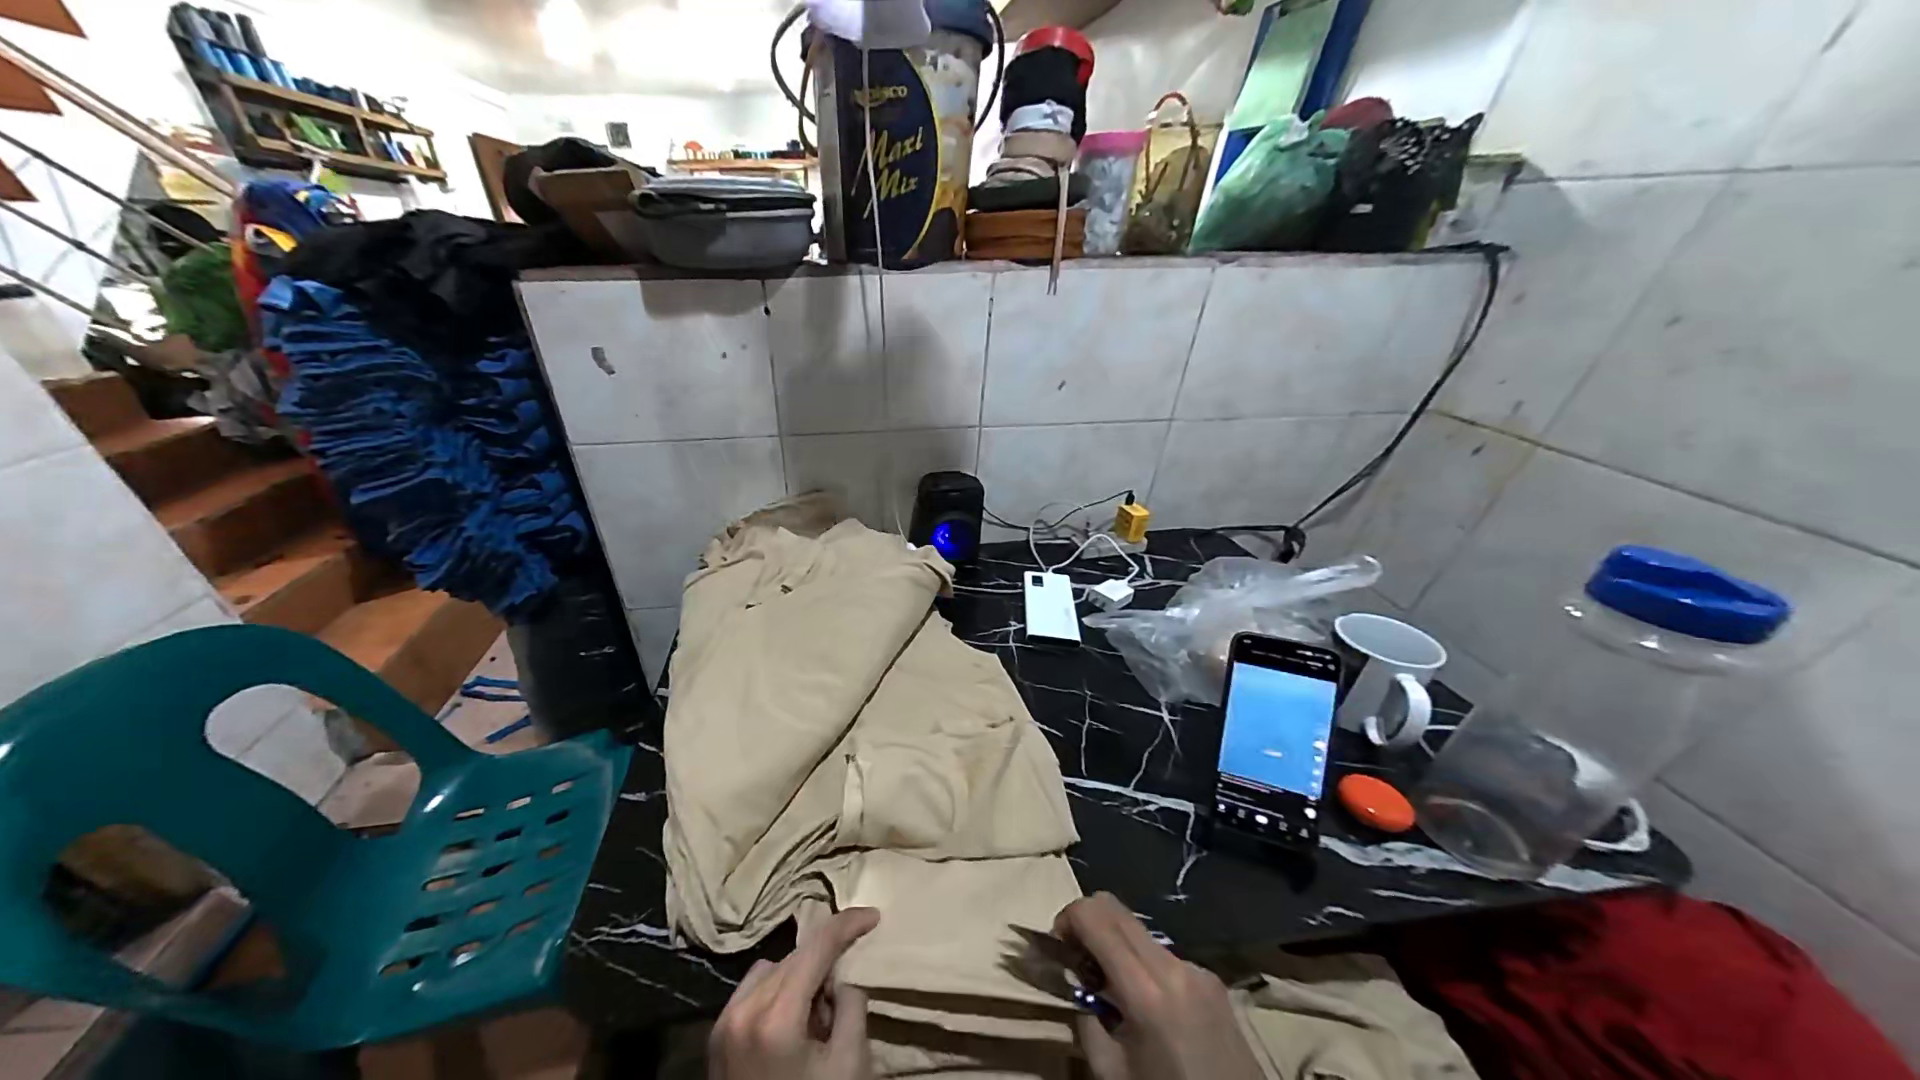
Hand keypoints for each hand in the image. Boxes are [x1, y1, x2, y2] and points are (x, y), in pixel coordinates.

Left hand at [709, 908, 880, 1079]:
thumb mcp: (850, 1062)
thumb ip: (852, 1004)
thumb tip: (840, 975)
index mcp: (777, 1016)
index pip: (817, 946)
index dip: (849, 923)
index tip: (875, 917)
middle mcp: (744, 1010)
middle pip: (796, 956)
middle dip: (827, 959)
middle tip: (847, 987)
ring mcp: (724, 1022)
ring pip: (774, 967)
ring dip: (801, 974)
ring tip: (818, 1012)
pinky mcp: (717, 1035)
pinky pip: (754, 988)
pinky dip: (778, 989)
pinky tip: (793, 1020)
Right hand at [1054, 893, 1263, 1079]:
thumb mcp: (1111, 1072)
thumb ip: (1086, 1017)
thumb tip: (1076, 981)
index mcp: (1146, 990)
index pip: (1095, 917)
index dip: (1067, 918)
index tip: (1059, 946)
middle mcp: (1173, 965)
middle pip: (1115, 908)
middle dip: (1087, 922)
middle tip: (1077, 959)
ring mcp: (1198, 969)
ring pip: (1139, 930)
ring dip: (1115, 945)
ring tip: (1113, 992)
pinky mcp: (1213, 980)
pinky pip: (1164, 955)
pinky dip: (1143, 965)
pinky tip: (1149, 1009)